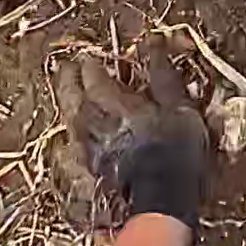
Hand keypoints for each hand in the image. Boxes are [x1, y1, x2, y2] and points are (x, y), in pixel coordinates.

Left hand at [56, 39, 207, 228]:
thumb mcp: (179, 107)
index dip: (91, 67)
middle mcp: (99, 124)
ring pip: (71, 119)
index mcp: (119, 105)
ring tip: (66, 90)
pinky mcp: (94, 167)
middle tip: (66, 67)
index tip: (89, 57)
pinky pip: (75, 141)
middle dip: (68, 81)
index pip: (96, 80)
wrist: (164, 202)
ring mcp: (93, 148)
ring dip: (67, 101)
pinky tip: (74, 127)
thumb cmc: (175, 150)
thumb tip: (153, 42)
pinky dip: (72, 128)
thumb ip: (162, 75)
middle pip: (75, 98)